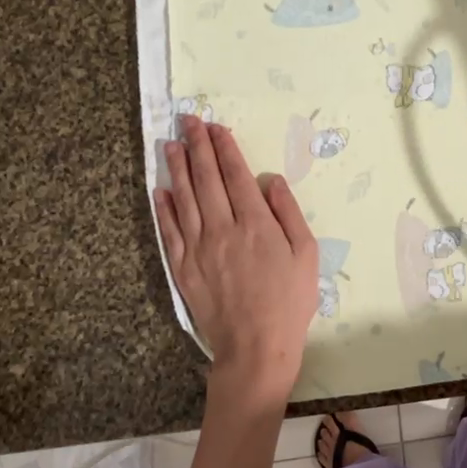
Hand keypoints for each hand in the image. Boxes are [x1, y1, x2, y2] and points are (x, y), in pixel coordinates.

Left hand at [156, 116, 317, 404]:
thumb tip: (272, 181)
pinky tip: (160, 190)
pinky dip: (163, 208)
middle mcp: (223, 228)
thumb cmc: (289, 301)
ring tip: (171, 144)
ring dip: (177, 169)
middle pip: (207, 180)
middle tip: (189, 121)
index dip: (226, 149)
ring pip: (184, 199)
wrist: (256, 346)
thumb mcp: (306, 255)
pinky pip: (168, 231)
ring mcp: (198, 248)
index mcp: (256, 224)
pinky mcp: (182, 268)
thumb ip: (289, 214)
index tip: (217, 127)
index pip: (237, 175)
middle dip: (198, 147)